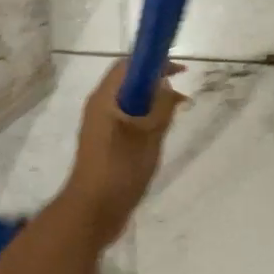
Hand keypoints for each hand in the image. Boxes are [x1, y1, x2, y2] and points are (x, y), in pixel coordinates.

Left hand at [56, 60, 184, 249]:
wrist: (93, 211)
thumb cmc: (119, 169)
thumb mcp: (147, 135)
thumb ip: (160, 107)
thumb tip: (166, 86)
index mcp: (103, 99)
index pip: (126, 66)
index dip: (153, 63)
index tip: (180, 70)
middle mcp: (98, 107)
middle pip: (128, 83)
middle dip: (155, 84)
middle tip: (181, 97)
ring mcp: (100, 126)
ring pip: (129, 104)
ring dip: (151, 104)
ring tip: (174, 117)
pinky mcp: (105, 144)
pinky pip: (127, 121)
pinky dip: (144, 121)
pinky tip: (159, 136)